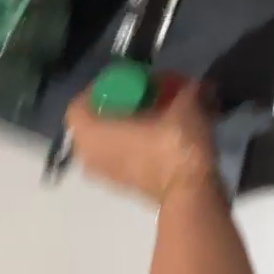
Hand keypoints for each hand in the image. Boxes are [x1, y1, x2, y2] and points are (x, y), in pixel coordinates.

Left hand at [65, 81, 217, 203]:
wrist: (190, 191)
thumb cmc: (177, 145)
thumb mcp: (187, 106)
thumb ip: (188, 89)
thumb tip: (196, 84)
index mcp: (93, 133)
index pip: (78, 105)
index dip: (99, 89)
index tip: (127, 81)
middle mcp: (89, 155)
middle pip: (94, 123)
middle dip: (119, 107)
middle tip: (147, 96)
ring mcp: (104, 174)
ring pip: (106, 143)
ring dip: (127, 127)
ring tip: (158, 117)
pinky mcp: (122, 185)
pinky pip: (119, 157)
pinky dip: (134, 145)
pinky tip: (163, 138)